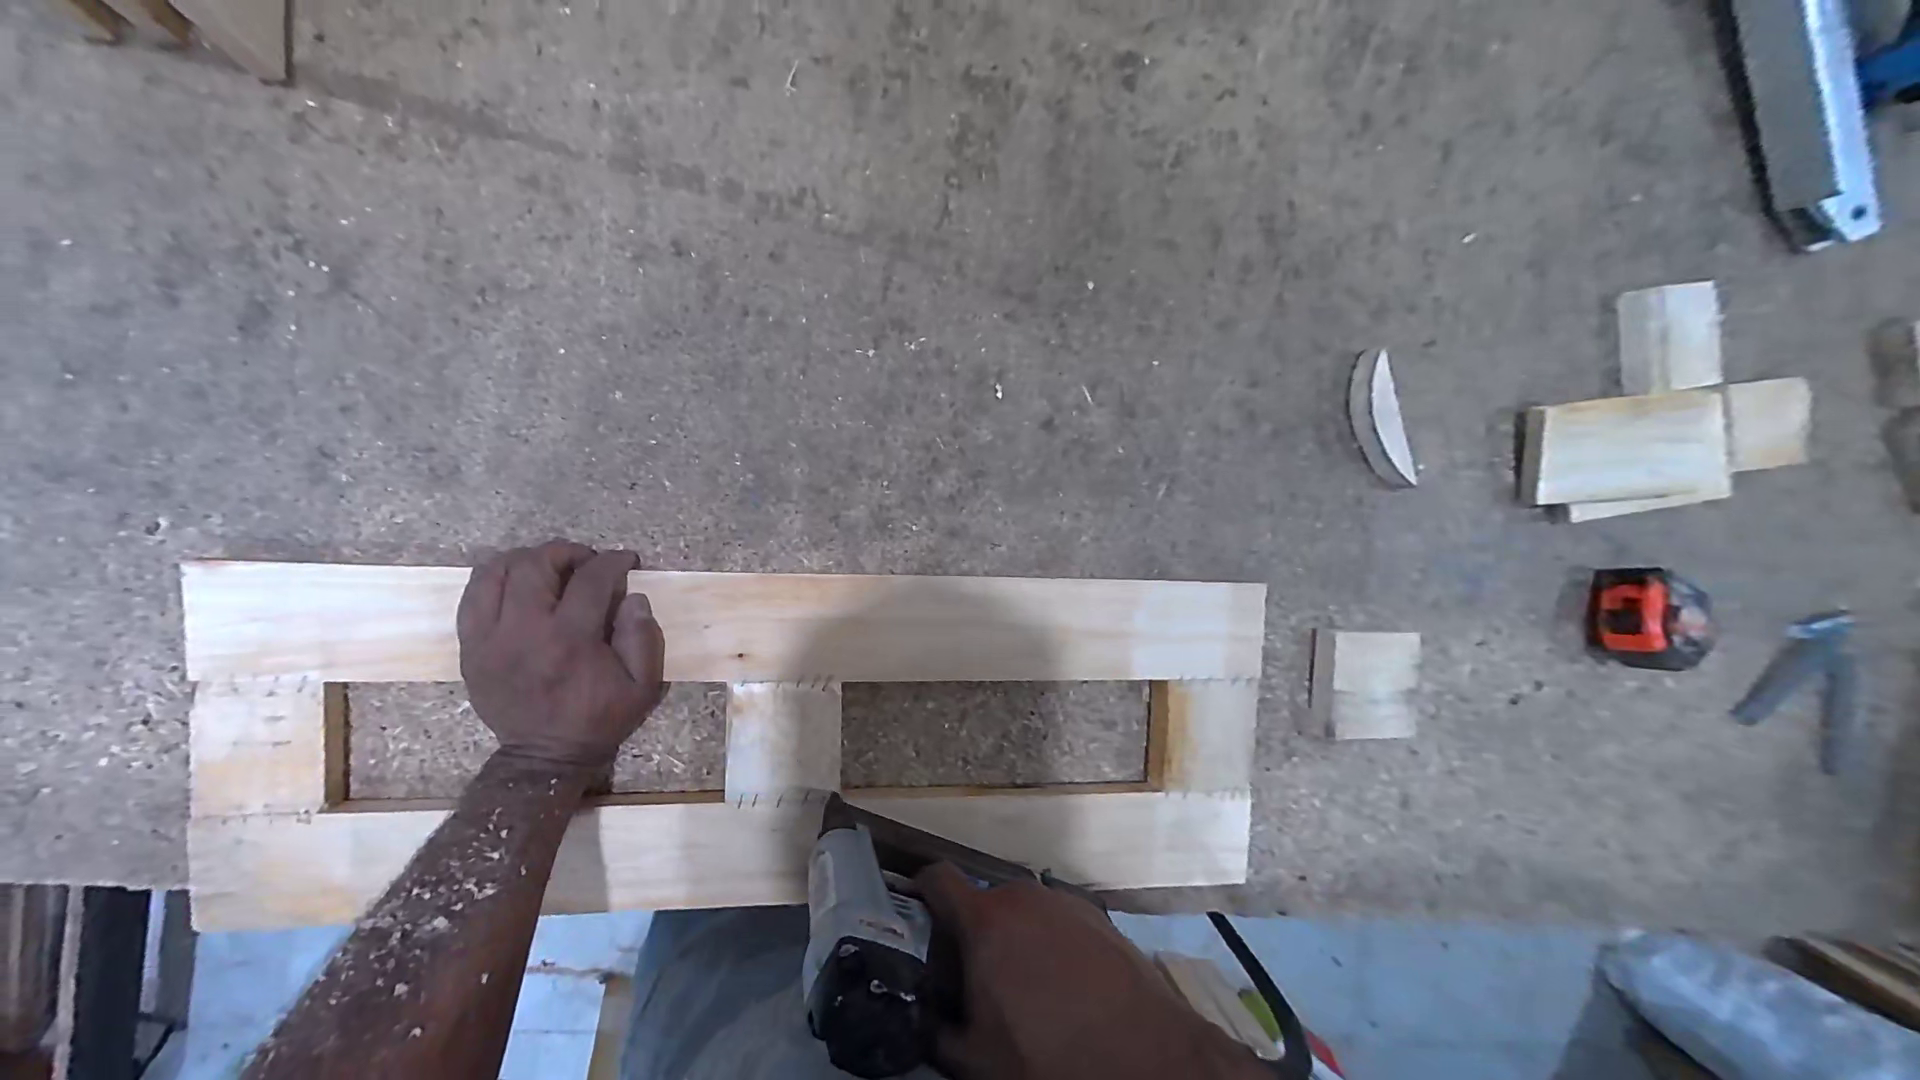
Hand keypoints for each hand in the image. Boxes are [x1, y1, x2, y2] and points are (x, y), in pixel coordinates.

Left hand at [456, 540, 666, 768]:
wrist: (545, 755)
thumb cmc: (600, 717)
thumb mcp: (644, 685)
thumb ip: (644, 636)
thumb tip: (632, 597)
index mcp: (570, 640)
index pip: (591, 579)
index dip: (613, 561)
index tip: (627, 560)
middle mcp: (523, 631)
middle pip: (536, 564)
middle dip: (568, 552)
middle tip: (588, 561)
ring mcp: (488, 638)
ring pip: (495, 572)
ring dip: (528, 560)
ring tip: (551, 568)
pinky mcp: (470, 647)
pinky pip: (473, 596)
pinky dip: (497, 580)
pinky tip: (520, 586)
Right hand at [915, 864, 1266, 1079]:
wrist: (1147, 1054)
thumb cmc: (1050, 1055)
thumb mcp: (977, 1060)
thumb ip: (937, 1031)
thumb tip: (923, 1016)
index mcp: (984, 921)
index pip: (937, 878)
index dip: (921, 891)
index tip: (918, 916)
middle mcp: (1020, 896)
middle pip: (980, 903)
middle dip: (971, 934)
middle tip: (977, 979)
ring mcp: (1061, 900)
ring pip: (1020, 911)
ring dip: (1012, 937)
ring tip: (1026, 985)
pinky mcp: (1095, 912)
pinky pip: (1055, 919)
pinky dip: (1048, 940)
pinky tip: (1066, 983)